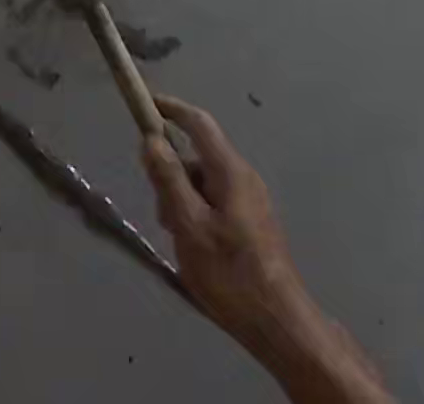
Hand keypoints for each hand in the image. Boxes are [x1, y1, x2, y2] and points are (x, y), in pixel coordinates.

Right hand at [141, 95, 391, 403]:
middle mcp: (242, 175)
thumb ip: (169, 180)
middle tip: (162, 213)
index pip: (198, 122)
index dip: (172, 108)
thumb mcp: (189, 226)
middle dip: (172, 174)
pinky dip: (196, 212)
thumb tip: (152, 139)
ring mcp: (249, 197)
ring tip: (179, 240)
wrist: (277, 321)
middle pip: (198, 156)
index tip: (146, 103)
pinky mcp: (250, 219)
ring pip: (204, 182)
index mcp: (229, 170)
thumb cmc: (230, 273)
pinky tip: (194, 248)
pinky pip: (215, 200)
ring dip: (183, 199)